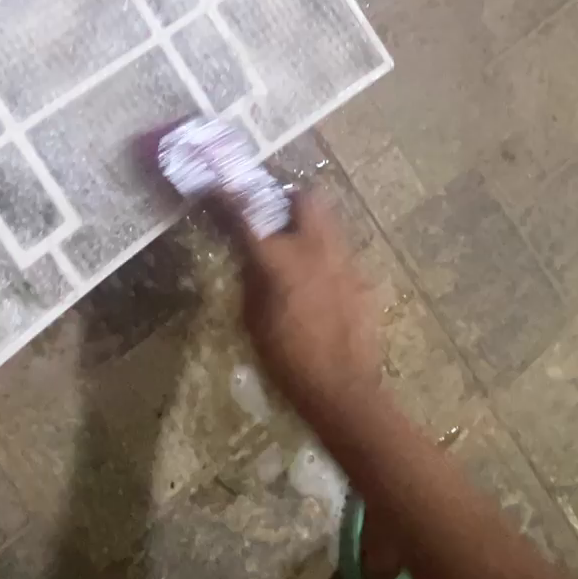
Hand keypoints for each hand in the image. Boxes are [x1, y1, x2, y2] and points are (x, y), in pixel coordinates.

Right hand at [229, 191, 382, 426]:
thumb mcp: (252, 318)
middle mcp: (314, 248)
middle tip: (272, 215)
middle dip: (286, 199)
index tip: (215, 187)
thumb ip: (251, 276)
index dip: (226, 197)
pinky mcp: (362, 278)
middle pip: (304, 197)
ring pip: (328, 219)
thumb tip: (249, 254)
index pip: (246, 213)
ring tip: (295, 245)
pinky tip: (317, 280)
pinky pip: (340, 251)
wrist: (342, 391)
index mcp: (278, 258)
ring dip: (308, 223)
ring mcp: (344, 261)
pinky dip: (325, 254)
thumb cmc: (285, 359)